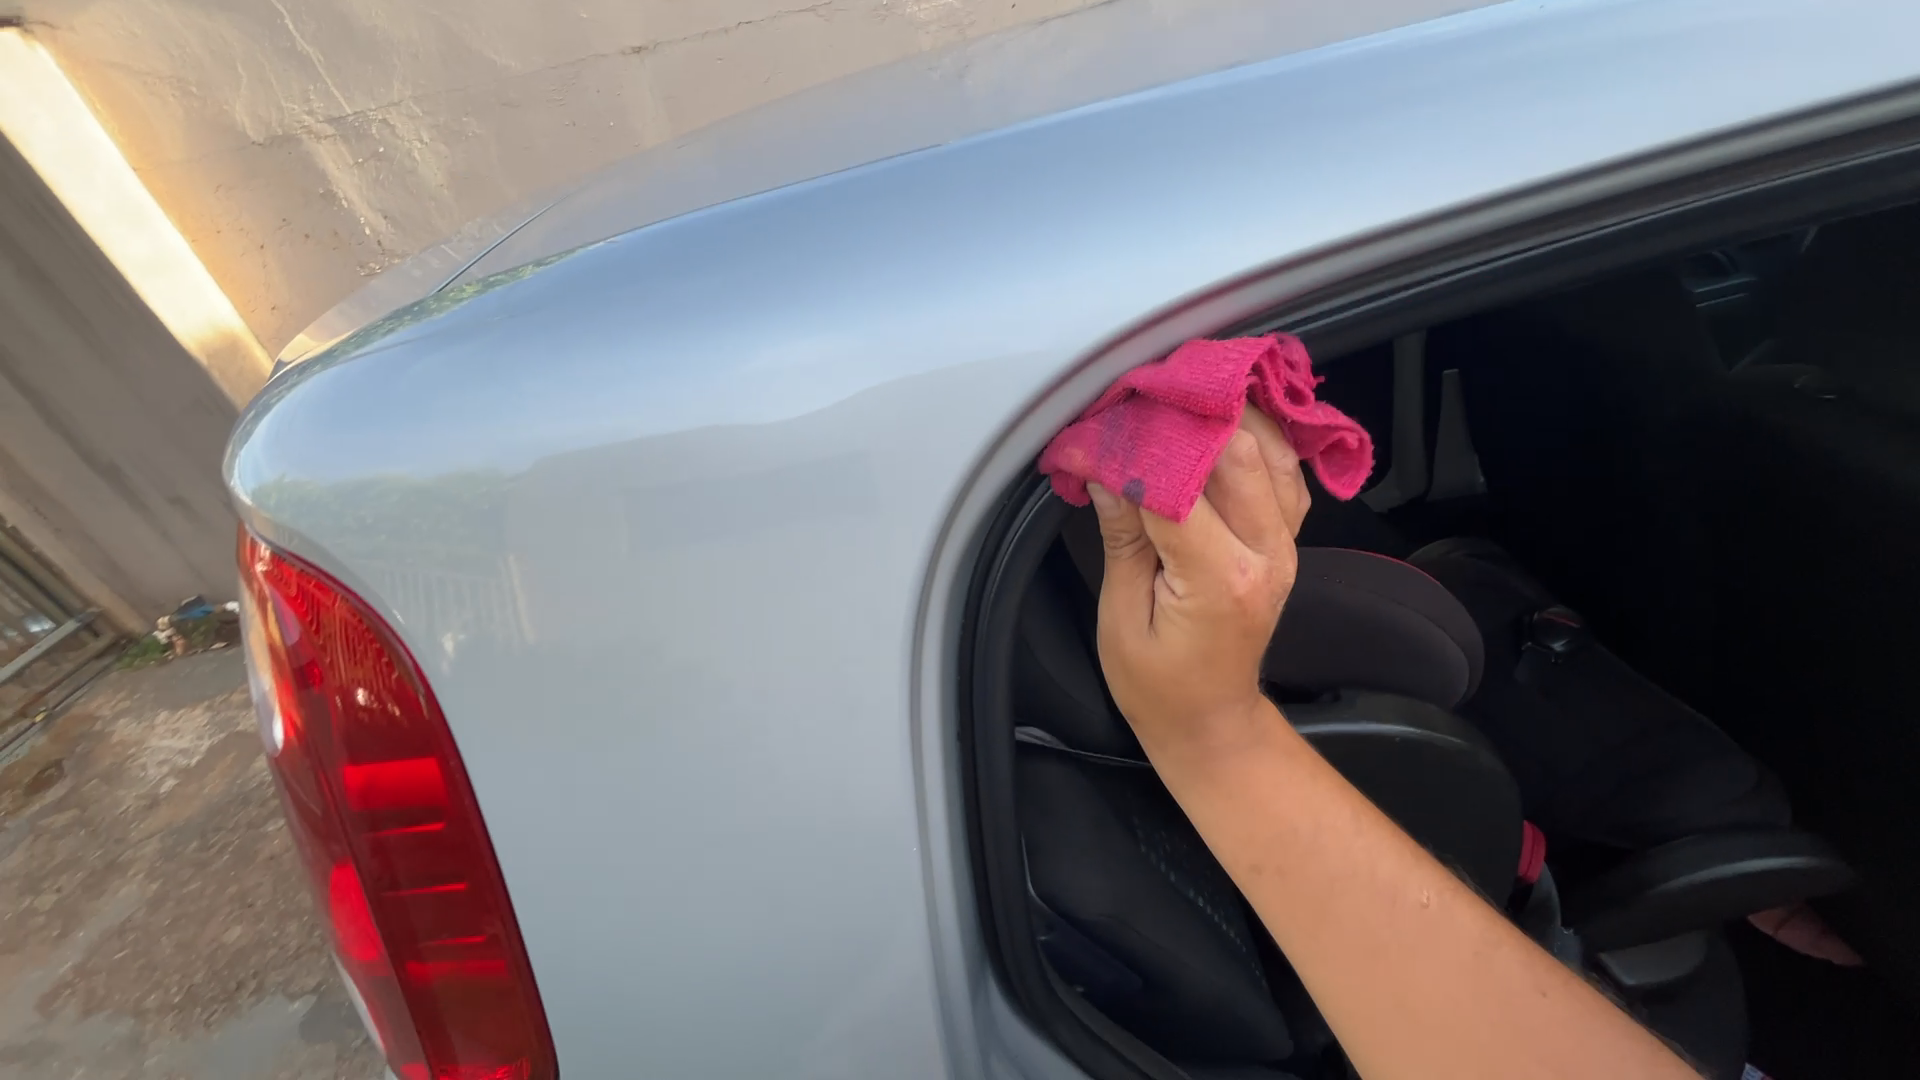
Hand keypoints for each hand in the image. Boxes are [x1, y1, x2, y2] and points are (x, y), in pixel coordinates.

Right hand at [1087, 410, 1309, 758]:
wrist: (1210, 718)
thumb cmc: (1158, 683)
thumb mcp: (1121, 615)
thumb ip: (1123, 535)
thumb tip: (1106, 470)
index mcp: (1218, 580)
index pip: (1177, 486)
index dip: (1135, 449)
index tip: (1099, 427)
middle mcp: (1265, 555)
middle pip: (1236, 454)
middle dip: (1187, 415)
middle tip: (1142, 391)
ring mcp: (1284, 547)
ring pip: (1272, 453)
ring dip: (1232, 414)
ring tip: (1187, 388)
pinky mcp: (1285, 542)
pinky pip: (1285, 474)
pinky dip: (1261, 438)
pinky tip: (1232, 418)